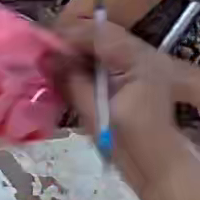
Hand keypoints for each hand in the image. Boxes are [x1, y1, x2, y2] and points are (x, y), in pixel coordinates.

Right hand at [58, 20, 189, 187]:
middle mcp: (145, 53)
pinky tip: (72, 71)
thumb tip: (45, 58)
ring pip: (105, 43)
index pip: (98, 33)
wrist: (158, 165)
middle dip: (72, 41)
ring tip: (54, 62)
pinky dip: (90, 60)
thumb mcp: (95, 112)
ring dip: (79, 50)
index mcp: (139, 60)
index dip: (67, 36)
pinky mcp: (138, 72)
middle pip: (102, 33)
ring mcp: (144, 61)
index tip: (41, 46)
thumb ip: (71, 80)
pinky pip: (110, 56)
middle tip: (45, 54)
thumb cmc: (128, 143)